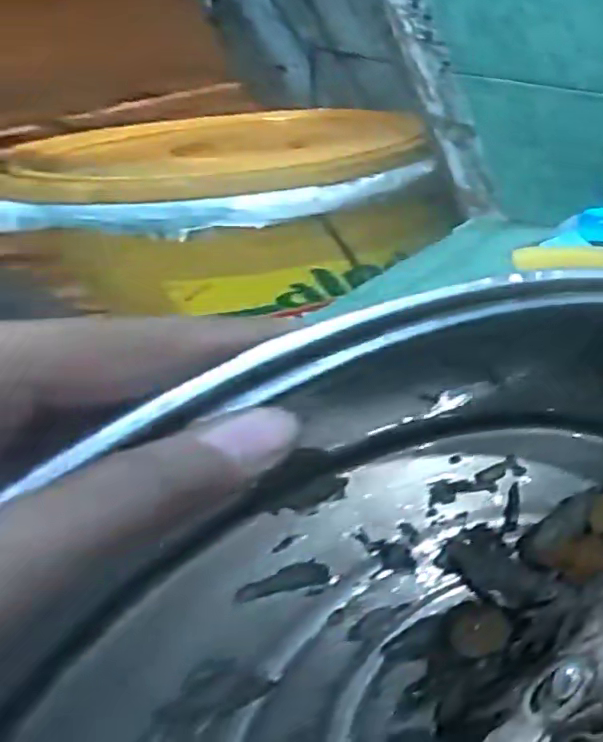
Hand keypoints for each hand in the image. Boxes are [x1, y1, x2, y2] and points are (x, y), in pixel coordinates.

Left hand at [0, 317, 301, 632]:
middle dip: (204, 393)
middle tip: (306, 407)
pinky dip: (100, 467)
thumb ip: (132, 495)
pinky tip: (150, 486)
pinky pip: (28, 456)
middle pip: (93, 374)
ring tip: (249, 443)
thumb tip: (283, 426)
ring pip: (62, 416)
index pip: (114, 343)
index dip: (230, 344)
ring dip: (158, 433)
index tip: (338, 342)